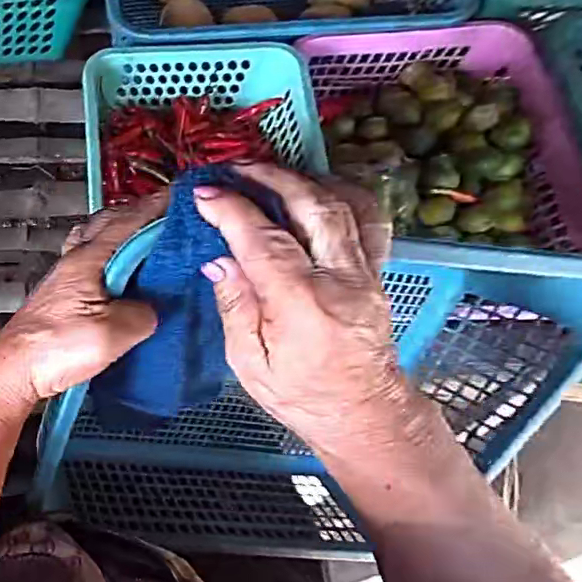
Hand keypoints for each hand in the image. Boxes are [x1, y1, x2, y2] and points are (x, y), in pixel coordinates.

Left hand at [0, 193, 167, 404]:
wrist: (14, 373)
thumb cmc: (53, 350)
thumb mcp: (115, 332)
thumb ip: (144, 313)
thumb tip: (152, 309)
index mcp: (85, 261)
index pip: (126, 222)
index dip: (157, 207)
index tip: (182, 197)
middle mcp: (71, 264)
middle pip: (106, 225)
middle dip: (138, 216)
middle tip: (169, 219)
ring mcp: (63, 281)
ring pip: (95, 245)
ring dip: (122, 240)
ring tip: (151, 249)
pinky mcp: (60, 300)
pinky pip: (90, 269)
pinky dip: (110, 264)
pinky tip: (124, 282)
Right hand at [192, 162, 426, 454]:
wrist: (362, 411)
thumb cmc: (296, 393)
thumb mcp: (248, 361)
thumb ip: (236, 306)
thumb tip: (219, 262)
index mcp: (303, 305)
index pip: (264, 242)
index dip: (233, 211)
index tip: (205, 194)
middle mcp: (342, 280)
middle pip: (313, 209)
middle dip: (272, 180)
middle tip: (237, 169)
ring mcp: (366, 273)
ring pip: (345, 206)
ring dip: (304, 181)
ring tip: (270, 172)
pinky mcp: (376, 272)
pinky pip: (367, 220)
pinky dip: (340, 195)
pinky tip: (315, 189)